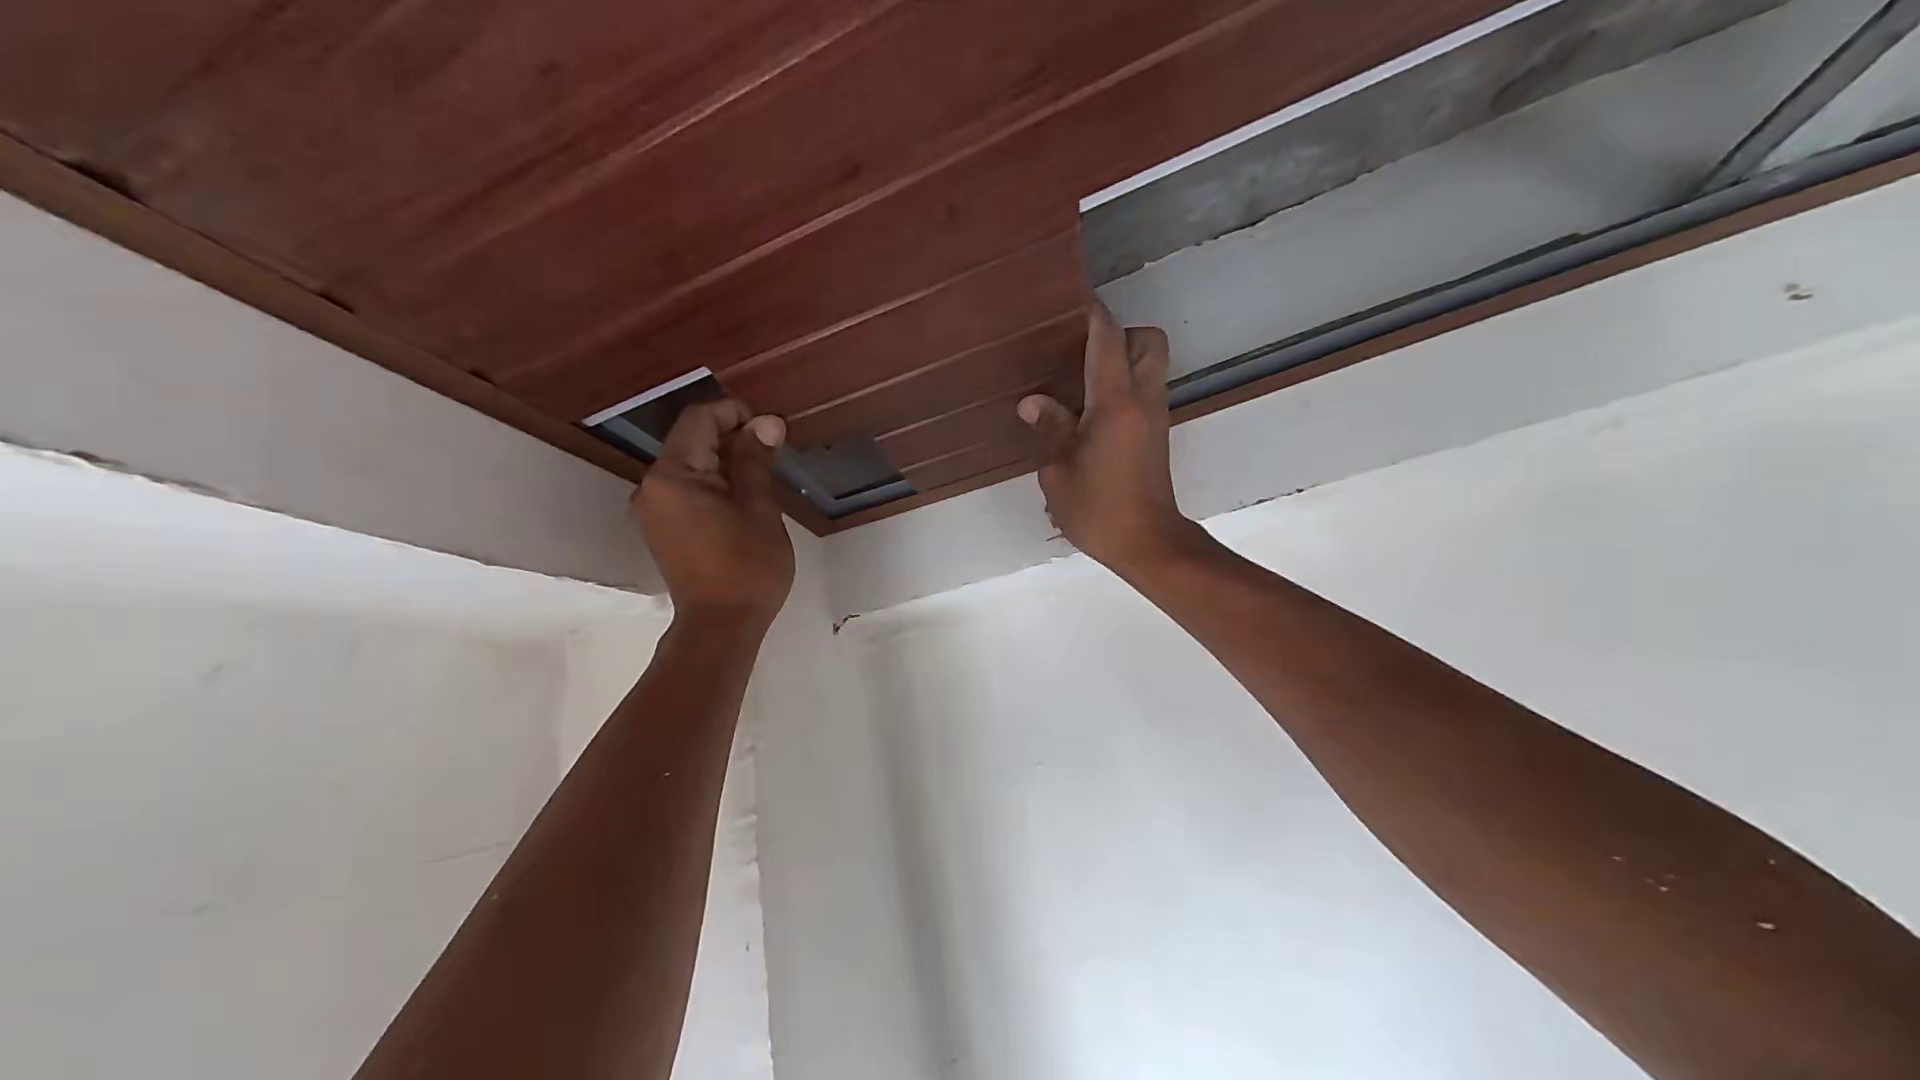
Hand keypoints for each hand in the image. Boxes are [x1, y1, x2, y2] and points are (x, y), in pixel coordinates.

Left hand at [635, 400, 795, 625]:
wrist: (721, 627)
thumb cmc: (747, 568)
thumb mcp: (760, 509)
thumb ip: (756, 460)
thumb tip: (766, 423)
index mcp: (672, 476)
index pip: (699, 419)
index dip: (735, 414)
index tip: (770, 431)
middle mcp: (651, 486)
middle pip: (691, 441)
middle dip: (732, 439)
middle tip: (773, 455)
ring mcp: (652, 509)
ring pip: (690, 466)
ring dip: (725, 463)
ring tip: (762, 479)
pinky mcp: (660, 528)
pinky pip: (685, 490)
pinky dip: (713, 485)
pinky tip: (742, 501)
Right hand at [1017, 304, 1205, 576]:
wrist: (1147, 543)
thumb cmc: (1098, 509)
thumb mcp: (1058, 472)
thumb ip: (1048, 429)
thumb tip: (1033, 402)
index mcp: (1116, 402)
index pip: (1108, 339)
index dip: (1091, 314)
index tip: (1070, 303)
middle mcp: (1144, 399)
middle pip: (1149, 340)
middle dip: (1120, 333)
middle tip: (1081, 352)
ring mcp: (1155, 416)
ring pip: (1151, 364)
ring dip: (1122, 359)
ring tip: (1078, 379)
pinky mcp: (1156, 434)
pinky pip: (1144, 390)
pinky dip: (1122, 385)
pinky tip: (1088, 410)